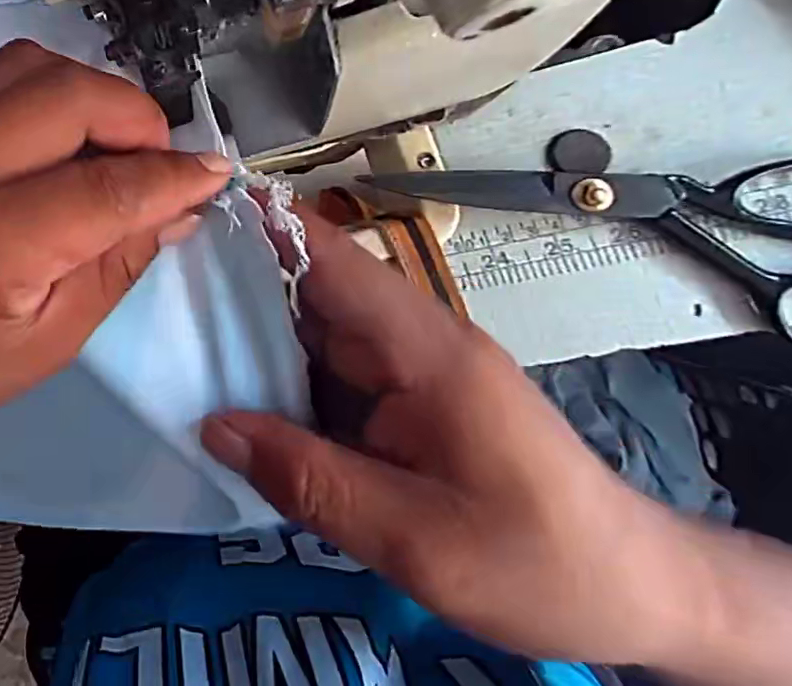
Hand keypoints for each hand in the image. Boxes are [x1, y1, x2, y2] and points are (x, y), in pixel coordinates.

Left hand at [0, 40, 232, 446]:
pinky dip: (43, 81)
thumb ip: (126, 257)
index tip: (212, 173)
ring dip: (91, 93)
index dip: (171, 176)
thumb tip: (186, 200)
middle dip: (135, 118)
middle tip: (155, 159)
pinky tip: (55, 126)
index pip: (102, 190)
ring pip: (32, 65)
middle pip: (66, 98)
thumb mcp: (62, 336)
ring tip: (107, 142)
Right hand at [201, 210, 709, 665]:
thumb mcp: (418, 541)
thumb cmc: (539, 560)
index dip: (269, 225)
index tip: (202, 203)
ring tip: (174, 326)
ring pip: (312, 326)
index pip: (333, 258)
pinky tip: (230, 386)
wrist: (635, 587)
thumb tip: (213, 427)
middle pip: (310, 286)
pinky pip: (326, 366)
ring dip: (252, 328)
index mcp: (421, 346)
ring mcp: (405, 364)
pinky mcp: (402, 393)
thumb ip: (310, 481)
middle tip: (157, 279)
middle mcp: (408, 338)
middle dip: (238, 278)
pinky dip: (278, 370)